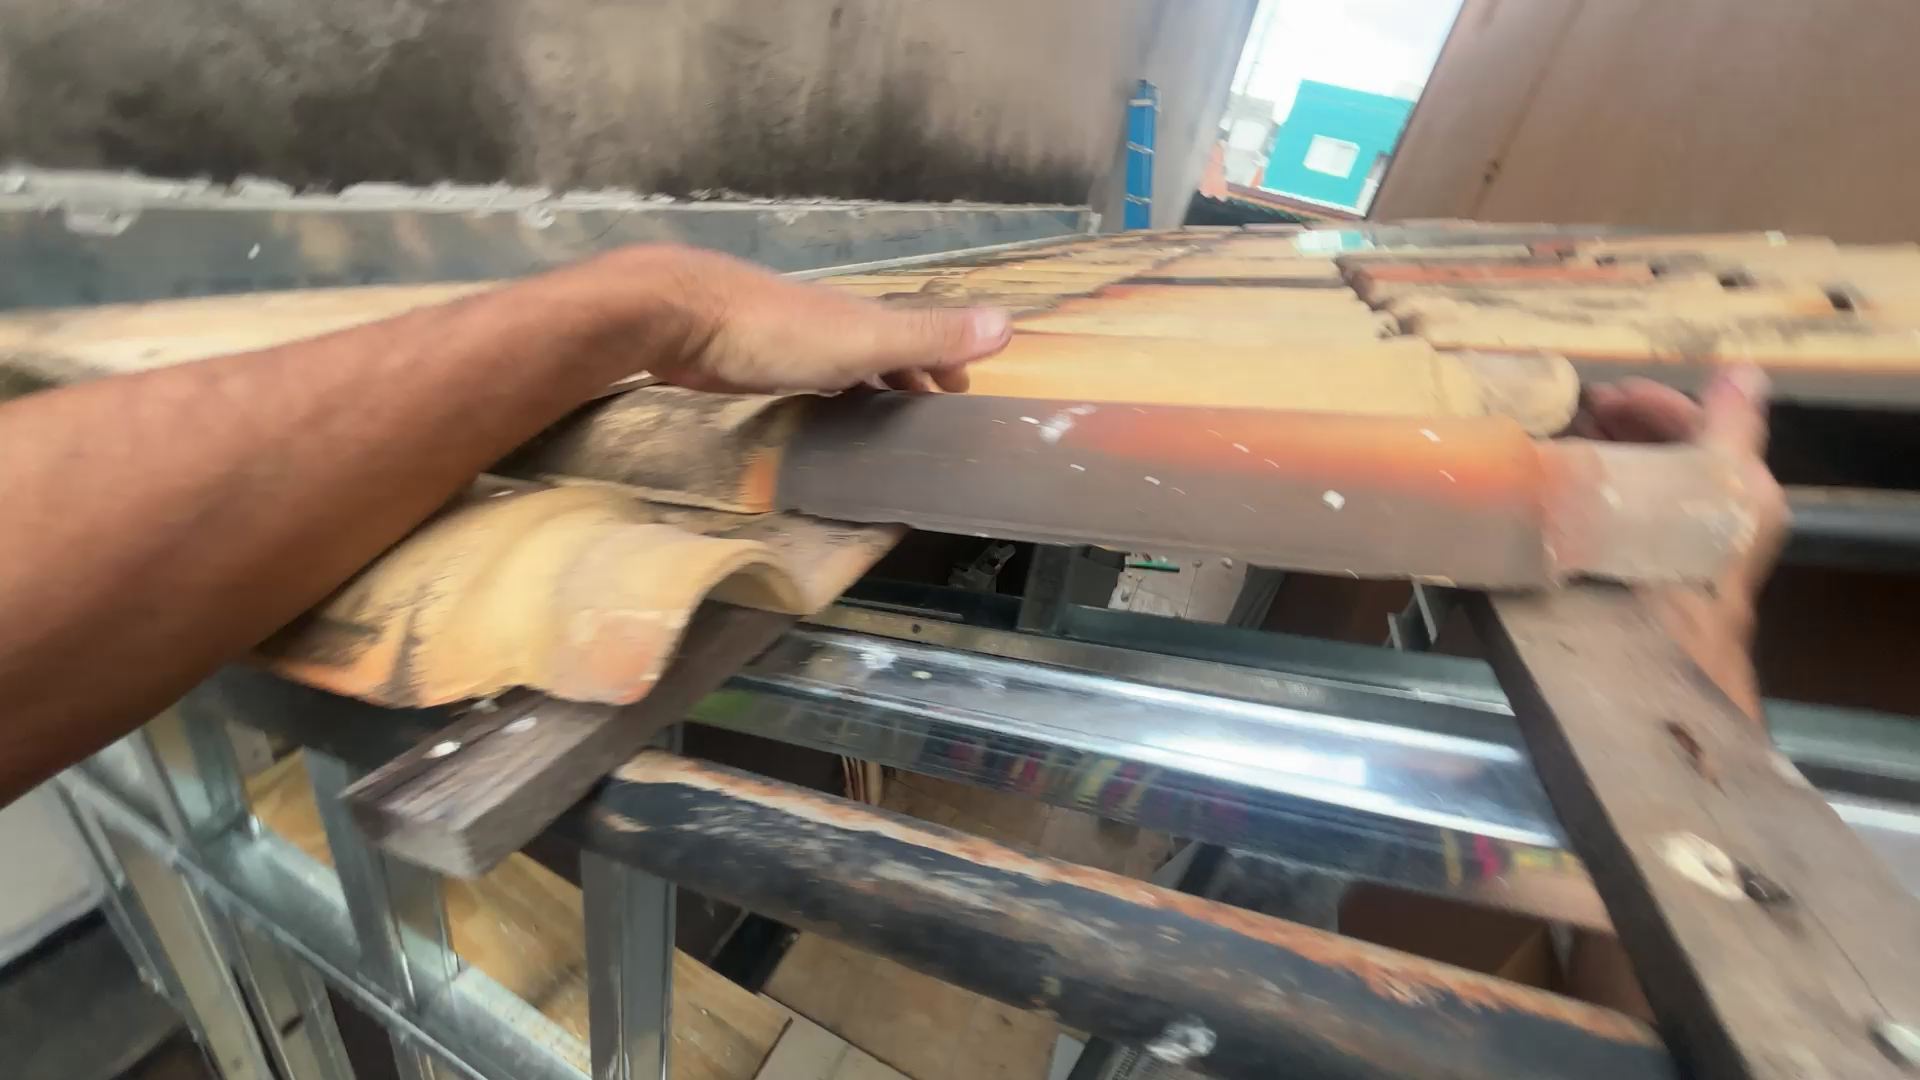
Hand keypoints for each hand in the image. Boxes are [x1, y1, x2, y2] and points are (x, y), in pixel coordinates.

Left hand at [556, 245, 1012, 394]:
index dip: (946, 361)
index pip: (921, 336)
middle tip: (926, 419)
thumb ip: (929, 334)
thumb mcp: (866, 337)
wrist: (681, 316)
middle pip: (888, 349)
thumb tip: (1006, 324)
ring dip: (875, 388)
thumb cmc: (779, 330)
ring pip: (850, 364)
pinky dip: (835, 393)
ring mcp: (796, 341)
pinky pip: (814, 378)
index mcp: (866, 318)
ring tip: (887, 425)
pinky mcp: (760, 359)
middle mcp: (836, 324)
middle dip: (913, 378)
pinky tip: (827, 412)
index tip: (960, 396)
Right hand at [1571, 367, 1787, 720]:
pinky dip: (1579, 483)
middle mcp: (1694, 508)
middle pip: (1658, 448)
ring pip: (1626, 475)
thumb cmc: (1685, 556)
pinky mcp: (1615, 555)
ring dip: (1594, 450)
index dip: (1653, 403)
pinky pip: (1602, 503)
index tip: (1601, 395)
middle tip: (1572, 413)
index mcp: (1730, 488)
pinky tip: (1549, 479)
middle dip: (1617, 424)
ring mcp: (1652, 533)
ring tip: (1555, 440)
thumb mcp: (1723, 479)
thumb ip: (1732, 426)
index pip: (1695, 426)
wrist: (1650, 637)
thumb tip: (1744, 369)